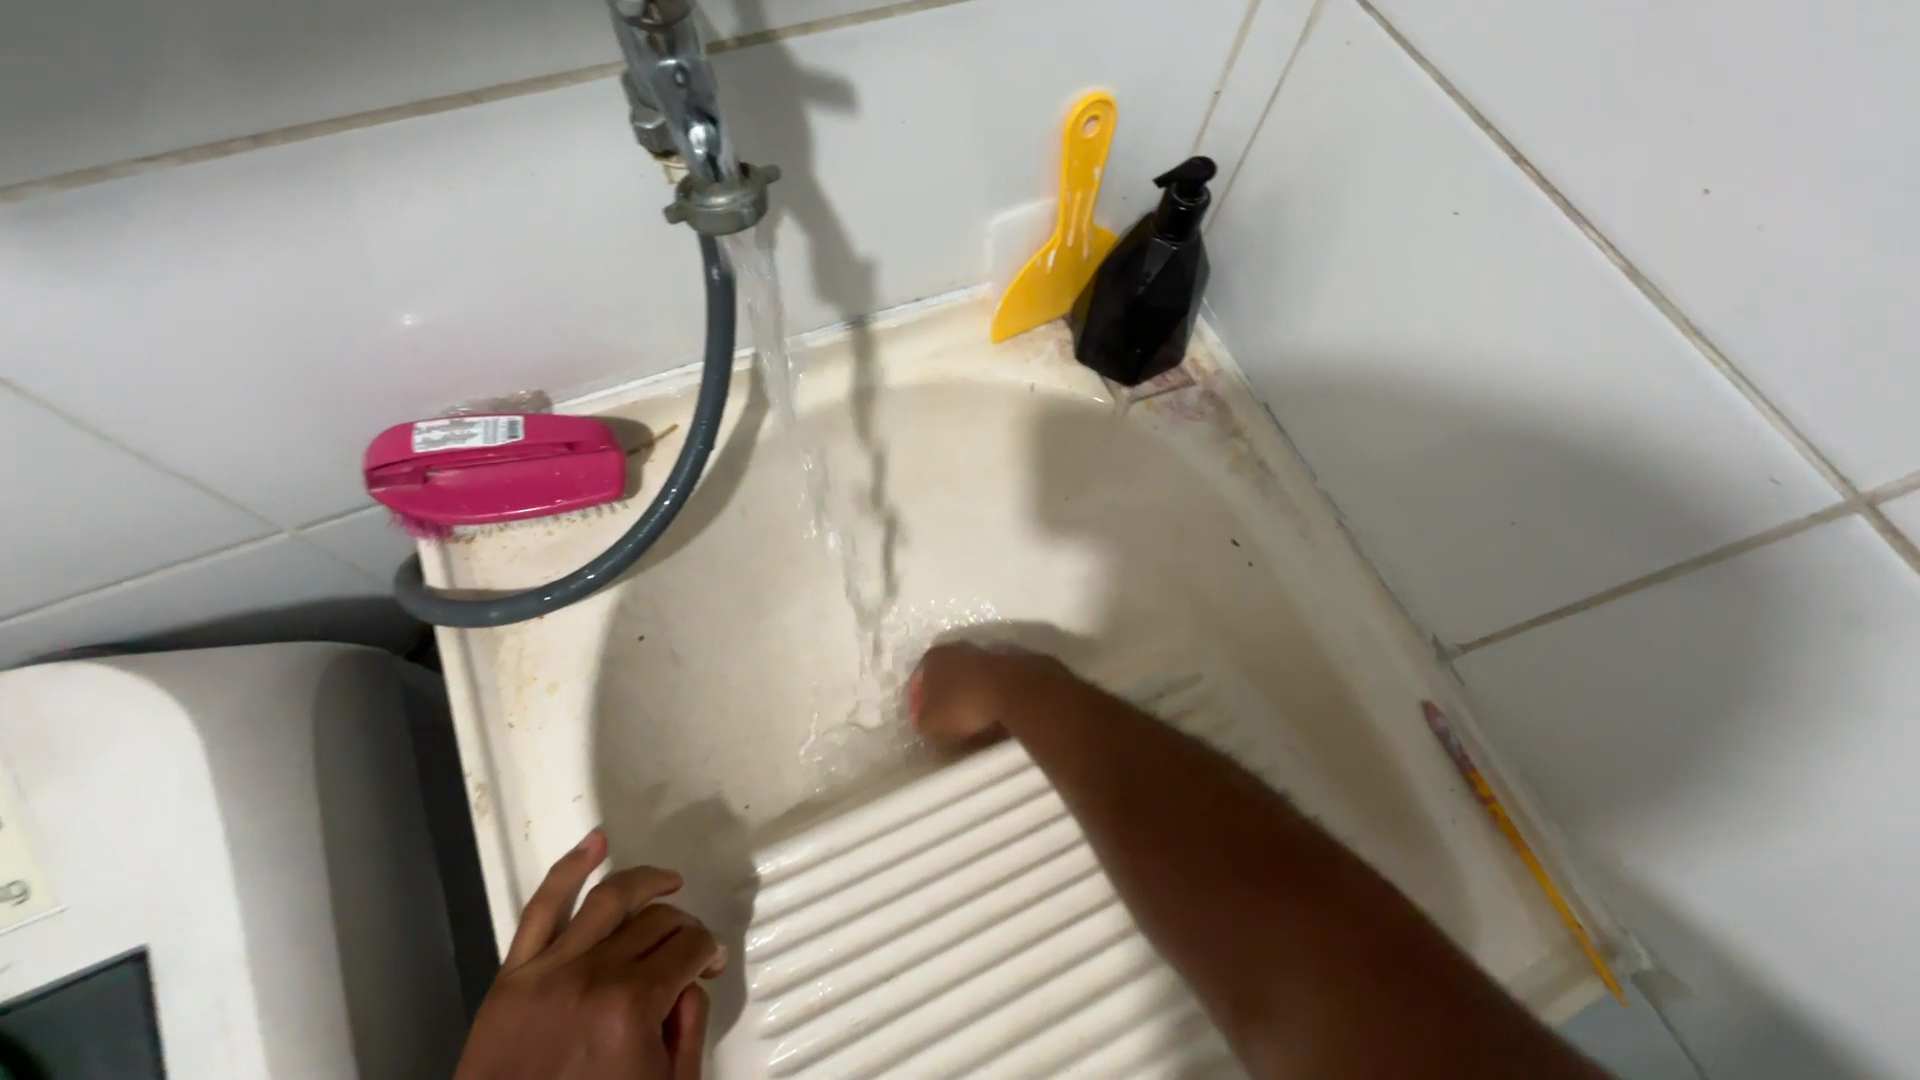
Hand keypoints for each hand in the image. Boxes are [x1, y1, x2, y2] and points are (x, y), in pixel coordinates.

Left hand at [454, 830, 724, 1079]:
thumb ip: (690, 1028)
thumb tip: (692, 980)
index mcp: (634, 1006)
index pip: (690, 948)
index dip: (710, 951)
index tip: (711, 964)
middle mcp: (594, 976)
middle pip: (657, 922)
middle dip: (686, 927)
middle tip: (691, 947)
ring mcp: (548, 970)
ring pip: (610, 898)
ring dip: (647, 880)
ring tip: (668, 881)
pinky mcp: (512, 976)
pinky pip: (540, 908)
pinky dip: (568, 868)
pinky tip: (596, 842)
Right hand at [907, 642, 1073, 744]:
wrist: (1014, 689)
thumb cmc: (963, 704)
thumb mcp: (932, 723)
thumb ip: (923, 721)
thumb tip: (927, 721)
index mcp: (933, 658)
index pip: (917, 682)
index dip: (917, 705)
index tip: (922, 724)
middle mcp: (958, 648)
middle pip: (946, 677)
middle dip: (944, 698)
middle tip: (946, 722)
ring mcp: (987, 652)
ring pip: (972, 679)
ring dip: (970, 697)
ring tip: (974, 723)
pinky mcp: (1012, 662)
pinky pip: (994, 685)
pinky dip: (992, 697)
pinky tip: (996, 716)